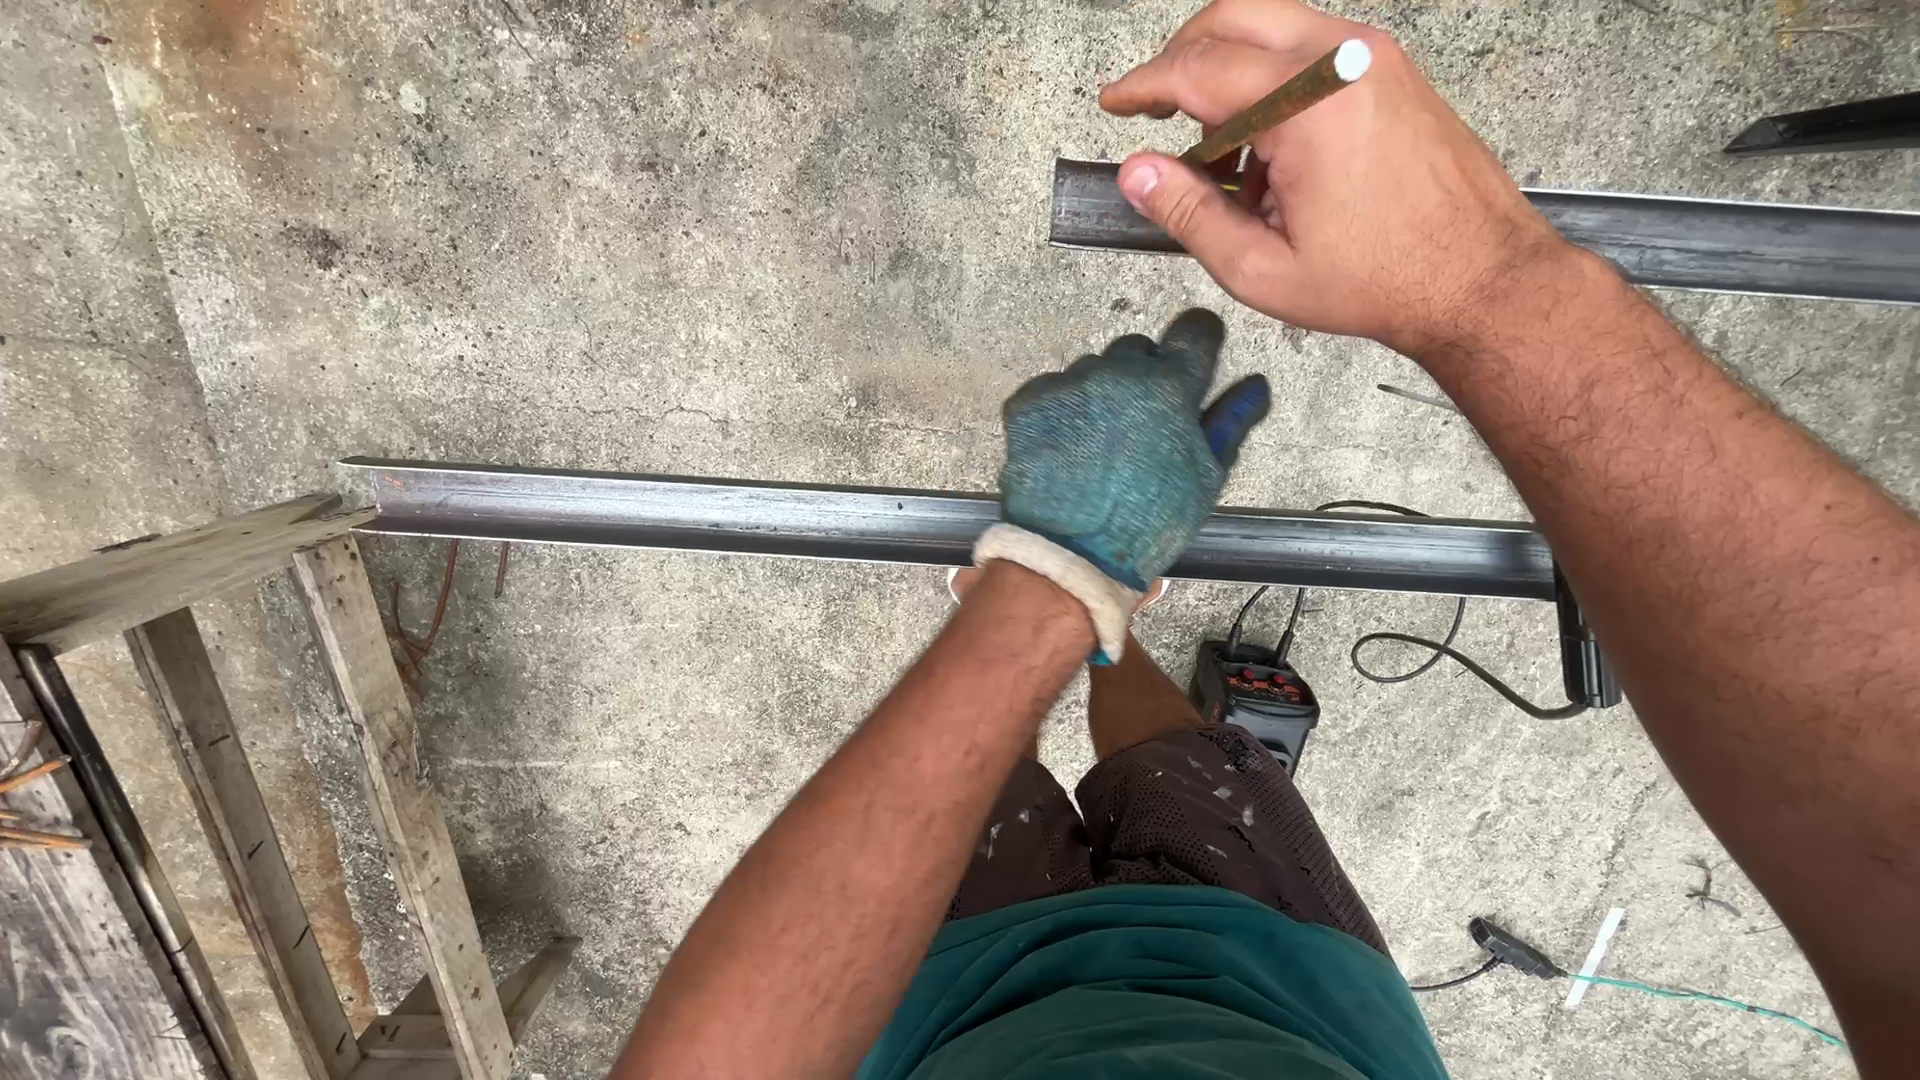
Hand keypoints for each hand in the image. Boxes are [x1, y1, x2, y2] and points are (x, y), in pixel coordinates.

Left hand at [999, 309, 1268, 590]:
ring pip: (1092, 370)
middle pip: (1137, 351)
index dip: (1196, 344)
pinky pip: (1051, 391)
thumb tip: (1255, 386)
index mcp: (1171, 386)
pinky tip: (1066, 449)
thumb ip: (1231, 422)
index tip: (1191, 360)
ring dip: (1099, 395)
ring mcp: (1070, 385)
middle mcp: (1119, 373)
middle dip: (1142, 378)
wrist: (1072, 554)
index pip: (1194, 330)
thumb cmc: (1147, 522)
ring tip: (1098, 445)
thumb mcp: (1205, 477)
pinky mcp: (1029, 402)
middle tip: (1139, 426)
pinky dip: (1059, 412)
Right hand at [1100, 0, 1575, 356]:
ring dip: (1225, 80)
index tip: (1116, 102)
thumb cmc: (1381, 277)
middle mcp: (1344, 62)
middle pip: (1234, 19)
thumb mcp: (1258, 268)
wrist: (1474, 276)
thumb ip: (1188, 213)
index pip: (1199, 69)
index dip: (1144, 86)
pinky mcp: (1386, 71)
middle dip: (1180, 61)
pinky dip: (1266, 88)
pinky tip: (1264, 158)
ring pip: (1270, 30)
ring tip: (1219, 164)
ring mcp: (1372, 59)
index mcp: (1309, 107)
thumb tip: (1138, 175)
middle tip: (1155, 114)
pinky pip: (1306, 53)